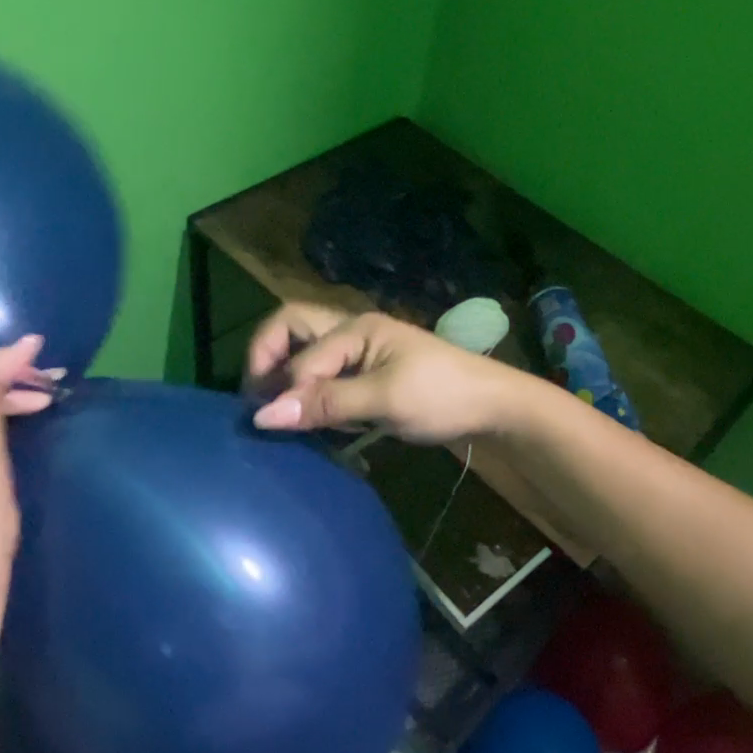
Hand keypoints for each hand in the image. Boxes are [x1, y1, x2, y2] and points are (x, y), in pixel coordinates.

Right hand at [247, 305, 529, 443]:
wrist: (493, 407)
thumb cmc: (443, 396)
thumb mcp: (384, 399)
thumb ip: (325, 404)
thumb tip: (264, 415)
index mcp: (355, 327)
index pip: (300, 353)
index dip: (283, 388)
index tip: (271, 424)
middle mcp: (351, 331)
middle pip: (291, 329)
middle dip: (268, 359)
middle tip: (258, 399)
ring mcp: (360, 353)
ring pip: (306, 352)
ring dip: (288, 377)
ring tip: (282, 413)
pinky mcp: (368, 376)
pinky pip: (325, 376)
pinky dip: (311, 393)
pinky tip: (314, 421)